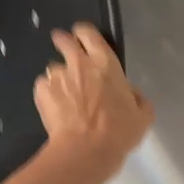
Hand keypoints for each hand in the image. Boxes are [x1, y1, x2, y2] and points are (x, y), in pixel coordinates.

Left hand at [33, 24, 153, 183]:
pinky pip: (43, 86)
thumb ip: (136, 98)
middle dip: (63, 41)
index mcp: (105, 63)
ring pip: (54, 68)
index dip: (83, 33)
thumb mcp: (143, 115)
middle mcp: (78, 63)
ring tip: (64, 96)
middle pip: (64, 40)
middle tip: (64, 49)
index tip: (81, 37)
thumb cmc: (119, 131)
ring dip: (59, 77)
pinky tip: (55, 108)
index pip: (88, 34)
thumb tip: (129, 93)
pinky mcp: (41, 90)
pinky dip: (48, 94)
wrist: (86, 149)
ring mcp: (57, 76)